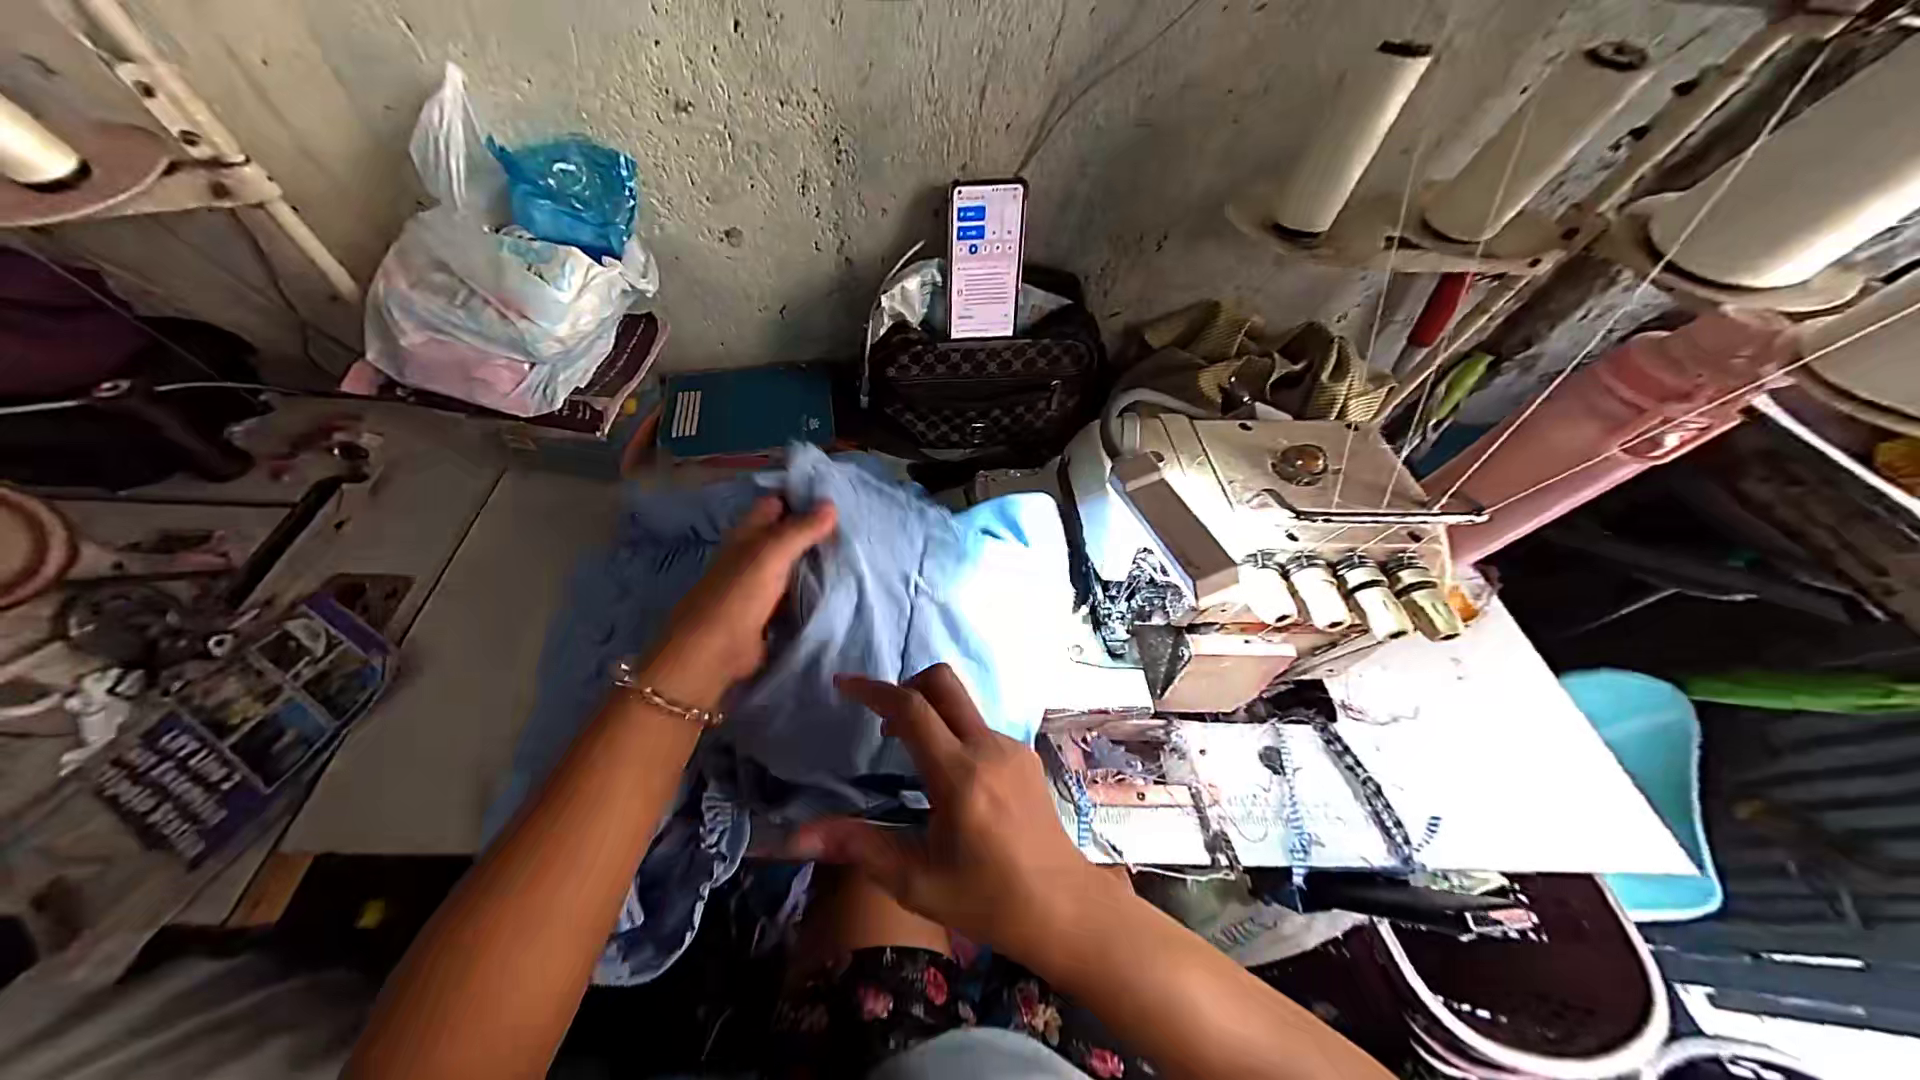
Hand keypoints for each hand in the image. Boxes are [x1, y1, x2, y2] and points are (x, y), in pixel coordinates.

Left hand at [641, 495, 836, 708]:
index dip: (802, 498)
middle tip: (855, 528)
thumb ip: (801, 529)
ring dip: (818, 561)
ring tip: (855, 553)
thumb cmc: (739, 594)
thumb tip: (831, 505)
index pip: (777, 504)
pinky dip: (815, 588)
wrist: (716, 651)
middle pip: (788, 534)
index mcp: (749, 533)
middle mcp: (754, 554)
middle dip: (817, 531)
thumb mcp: (772, 553)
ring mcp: (763, 584)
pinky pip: (798, 592)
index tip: (838, 498)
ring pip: (795, 564)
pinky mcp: (772, 611)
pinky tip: (840, 585)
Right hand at [787, 664, 1120, 961]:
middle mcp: (988, 748)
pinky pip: (979, 726)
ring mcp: (1012, 748)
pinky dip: (953, 732)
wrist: (1063, 907)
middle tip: (882, 722)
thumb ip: (857, 847)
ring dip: (930, 712)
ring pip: (962, 704)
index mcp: (959, 776)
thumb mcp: (916, 881)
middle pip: (943, 682)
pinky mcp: (1024, 755)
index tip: (843, 685)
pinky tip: (948, 777)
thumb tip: (795, 837)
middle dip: (905, 686)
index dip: (873, 690)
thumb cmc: (987, 899)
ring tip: (909, 758)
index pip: (911, 709)